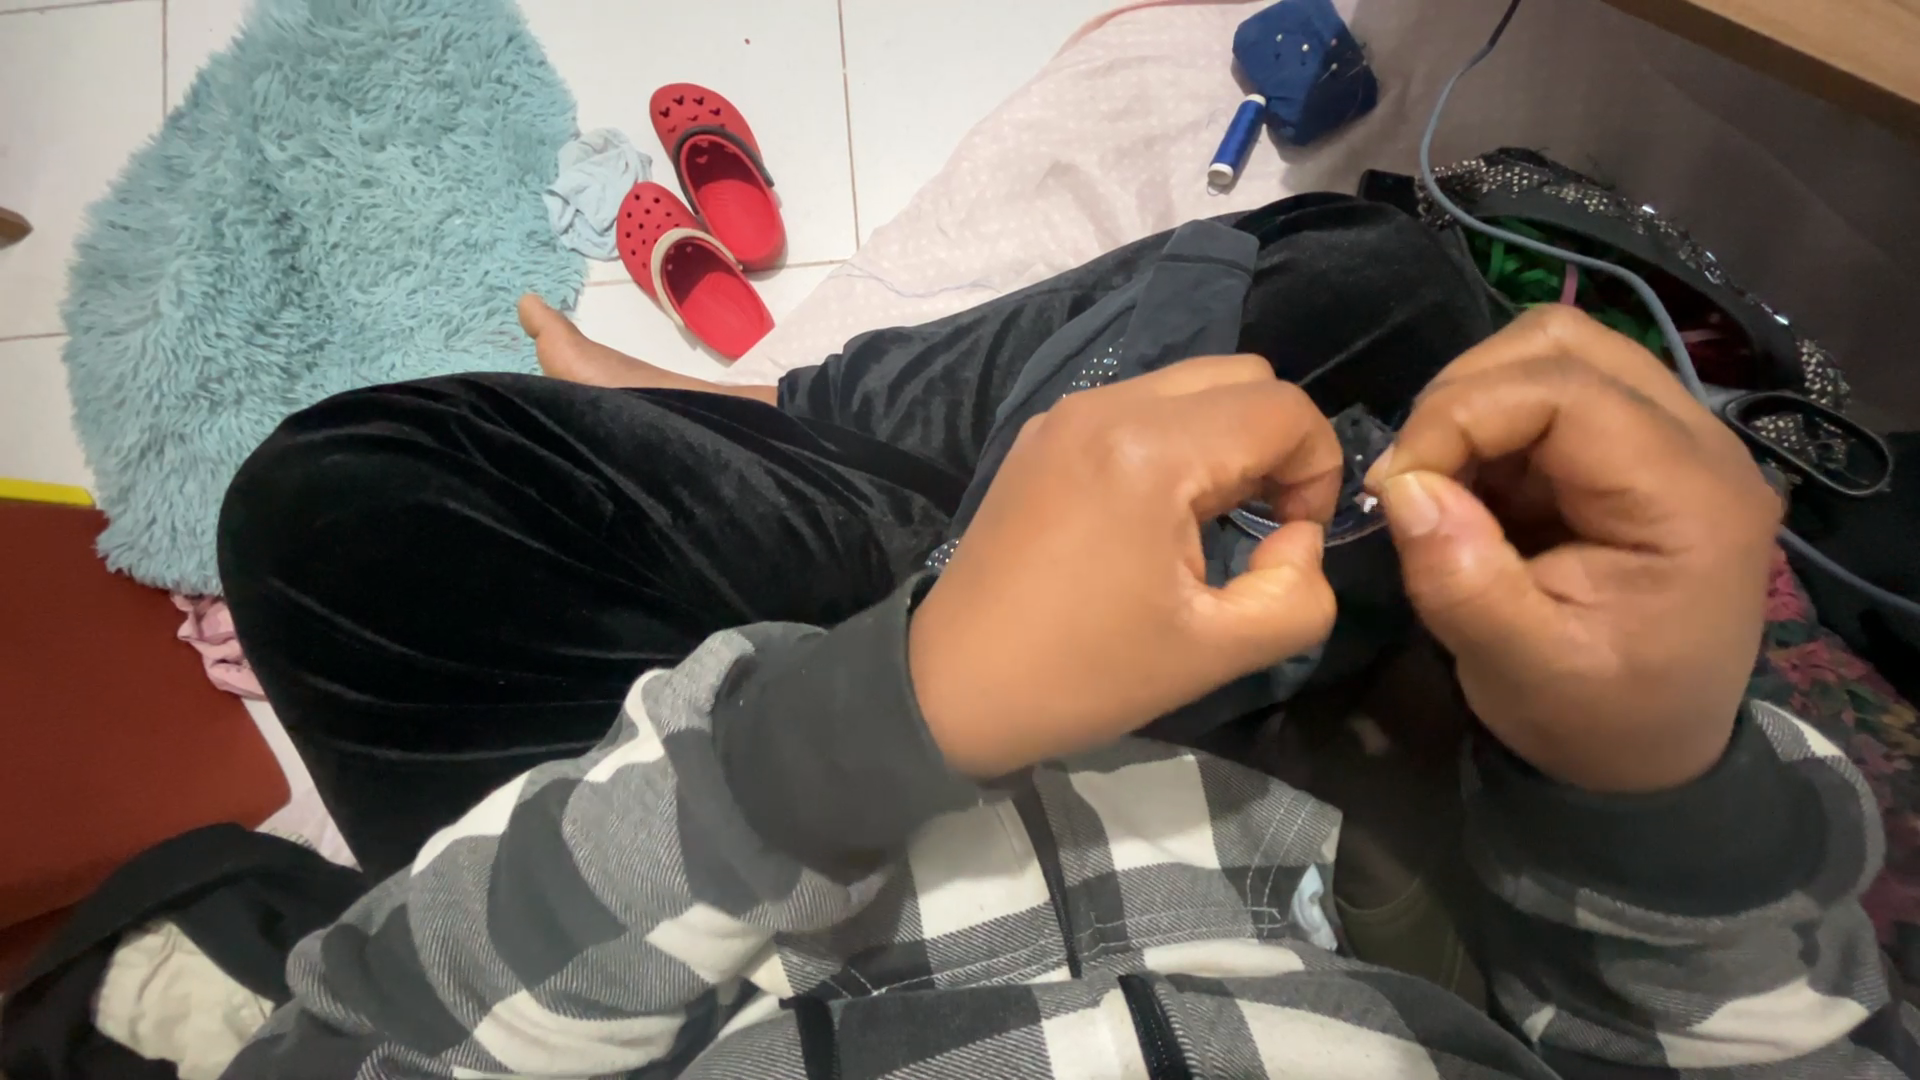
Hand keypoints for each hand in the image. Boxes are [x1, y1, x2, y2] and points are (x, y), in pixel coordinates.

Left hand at [910, 355, 1342, 777]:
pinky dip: (1169, 440)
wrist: (954, 684)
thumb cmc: (1082, 675)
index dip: (1317, 470)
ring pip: (1185, 386)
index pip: (1283, 410)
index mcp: (1149, 449)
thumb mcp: (1216, 651)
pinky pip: (1132, 407)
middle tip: (1257, 522)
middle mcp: (1104, 406)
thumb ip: (1298, 593)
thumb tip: (1296, 536)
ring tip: (1203, 519)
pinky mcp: (1037, 436)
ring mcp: (1062, 415)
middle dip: (1274, 443)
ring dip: (1221, 439)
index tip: (1291, 537)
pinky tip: (1148, 510)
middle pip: (1239, 377)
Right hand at [1367, 306, 1780, 792]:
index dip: (1455, 419)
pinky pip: (1534, 393)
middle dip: (1457, 398)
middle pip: (1558, 345)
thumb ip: (1460, 581)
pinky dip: (1474, 425)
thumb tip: (1400, 489)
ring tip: (1434, 474)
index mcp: (1685, 499)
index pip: (1563, 391)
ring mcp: (1657, 442)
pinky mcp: (1616, 453)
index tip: (1392, 487)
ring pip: (1545, 352)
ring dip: (1465, 402)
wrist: (1643, 752)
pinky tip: (1460, 484)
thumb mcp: (1517, 667)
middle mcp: (1690, 446)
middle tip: (1410, 474)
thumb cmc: (1591, 716)